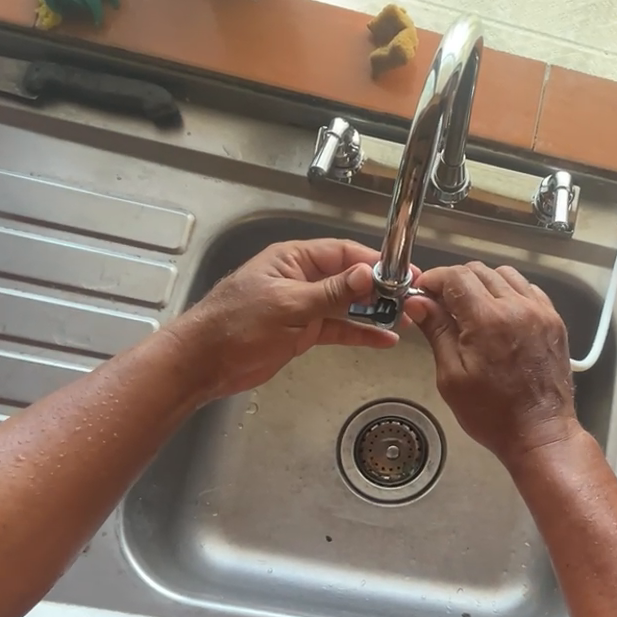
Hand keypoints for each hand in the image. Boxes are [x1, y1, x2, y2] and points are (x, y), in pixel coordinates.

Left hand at [171, 238, 399, 398]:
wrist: (205, 363)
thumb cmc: (238, 325)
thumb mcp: (289, 304)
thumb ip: (331, 292)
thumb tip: (368, 274)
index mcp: (293, 259)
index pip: (343, 253)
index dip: (376, 262)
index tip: (405, 273)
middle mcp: (302, 278)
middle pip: (350, 278)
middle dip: (381, 288)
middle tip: (411, 299)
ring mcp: (305, 306)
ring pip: (348, 305)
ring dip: (375, 312)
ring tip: (406, 319)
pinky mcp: (305, 332)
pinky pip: (340, 328)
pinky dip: (361, 333)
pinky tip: (384, 339)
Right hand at [403, 262, 581, 464]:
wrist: (540, 432)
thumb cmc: (492, 414)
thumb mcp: (452, 377)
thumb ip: (437, 332)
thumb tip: (417, 301)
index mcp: (488, 320)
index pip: (456, 277)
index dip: (434, 279)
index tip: (423, 292)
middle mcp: (518, 307)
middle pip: (480, 271)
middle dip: (456, 281)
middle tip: (441, 303)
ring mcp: (540, 312)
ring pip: (506, 275)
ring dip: (483, 283)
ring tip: (470, 308)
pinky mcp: (554, 322)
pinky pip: (529, 290)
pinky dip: (510, 293)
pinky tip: (499, 314)